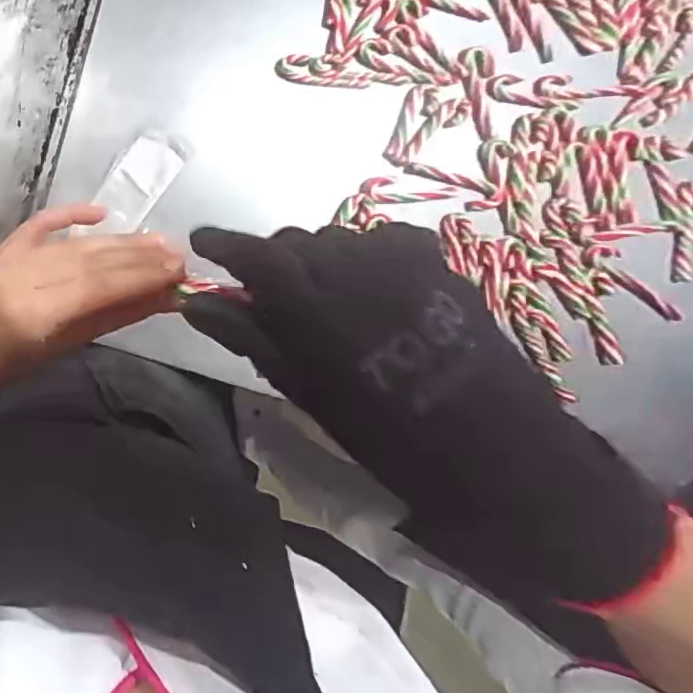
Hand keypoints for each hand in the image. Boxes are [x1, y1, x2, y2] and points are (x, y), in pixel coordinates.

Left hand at [0, 204, 184, 405]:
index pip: (97, 287)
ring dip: (118, 241)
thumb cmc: (23, 361)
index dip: (141, 276)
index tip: (179, 270)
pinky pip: (42, 223)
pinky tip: (102, 214)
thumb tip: (167, 296)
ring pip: (74, 245)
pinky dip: (71, 214)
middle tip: (176, 253)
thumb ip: (118, 316)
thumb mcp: (72, 345)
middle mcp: (21, 281)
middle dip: (137, 256)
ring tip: (156, 241)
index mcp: (35, 315)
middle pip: (89, 261)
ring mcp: (9, 260)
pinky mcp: (4, 247)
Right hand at [182, 222, 672, 608]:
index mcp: (314, 310)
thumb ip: (247, 337)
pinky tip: (365, 281)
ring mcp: (402, 264)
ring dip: (313, 258)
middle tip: (266, 295)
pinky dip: (360, 251)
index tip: (201, 241)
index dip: (222, 242)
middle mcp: (354, 271)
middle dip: (268, 260)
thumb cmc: (384, 435)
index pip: (255, 254)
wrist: (497, 455)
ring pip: (333, 237)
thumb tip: (195, 303)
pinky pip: (381, 238)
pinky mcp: (439, 265)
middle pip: (291, 241)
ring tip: (319, 294)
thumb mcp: (303, 390)